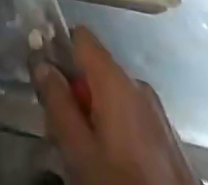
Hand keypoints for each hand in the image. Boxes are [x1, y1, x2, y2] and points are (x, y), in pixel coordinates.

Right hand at [35, 26, 197, 184]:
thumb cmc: (121, 181)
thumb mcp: (78, 148)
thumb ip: (57, 101)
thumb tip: (42, 65)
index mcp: (116, 81)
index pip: (81, 37)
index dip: (58, 47)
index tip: (43, 72)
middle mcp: (138, 86)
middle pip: (93, 69)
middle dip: (72, 91)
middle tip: (58, 127)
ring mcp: (155, 110)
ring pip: (110, 94)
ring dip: (90, 111)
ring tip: (82, 149)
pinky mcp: (165, 132)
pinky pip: (128, 113)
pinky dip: (112, 125)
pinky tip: (108, 159)